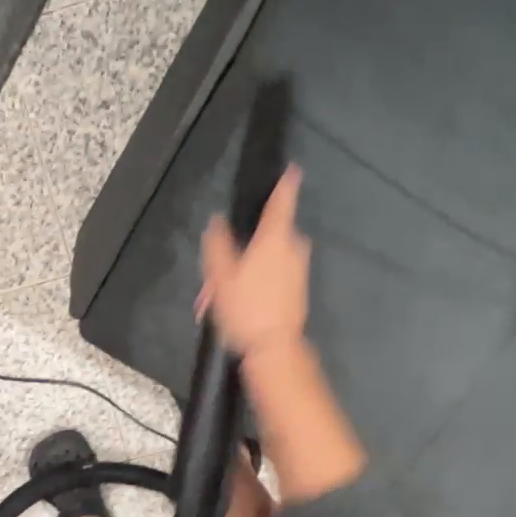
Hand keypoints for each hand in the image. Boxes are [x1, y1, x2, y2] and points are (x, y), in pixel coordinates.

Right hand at [199, 165, 310, 362]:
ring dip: (248, 273)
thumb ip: (217, 244)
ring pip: (270, 261)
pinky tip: (240, 306)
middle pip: (269, 236)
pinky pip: (276, 279)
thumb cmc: (245, 308)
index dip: (285, 184)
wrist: (274, 347)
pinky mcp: (299, 290)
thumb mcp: (220, 276)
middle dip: (247, 249)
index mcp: (274, 238)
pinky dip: (259, 286)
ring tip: (223, 298)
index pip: (282, 202)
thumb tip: (216, 222)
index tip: (293, 169)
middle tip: (221, 273)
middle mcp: (293, 248)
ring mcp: (299, 270)